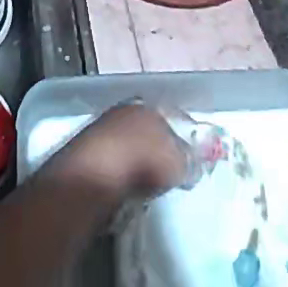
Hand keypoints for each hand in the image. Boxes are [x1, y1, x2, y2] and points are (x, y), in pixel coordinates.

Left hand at [46, 103, 192, 201]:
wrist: (97, 172)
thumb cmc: (145, 162)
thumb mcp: (180, 163)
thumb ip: (190, 158)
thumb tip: (190, 159)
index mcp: (150, 104)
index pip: (175, 116)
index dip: (188, 135)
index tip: (196, 154)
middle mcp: (126, 108)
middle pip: (152, 126)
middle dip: (162, 144)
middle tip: (174, 168)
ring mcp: (105, 124)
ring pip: (132, 139)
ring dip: (141, 155)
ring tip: (152, 178)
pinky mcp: (90, 146)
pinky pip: (117, 155)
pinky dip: (125, 166)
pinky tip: (130, 182)